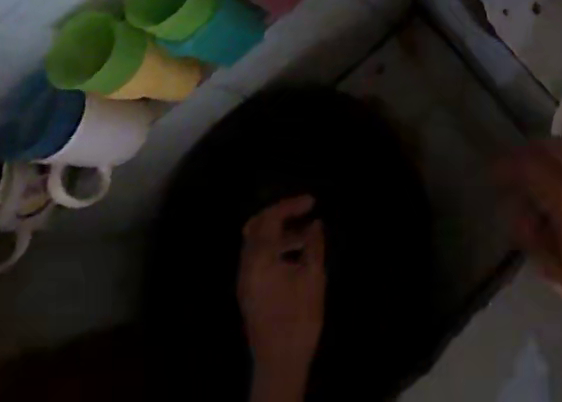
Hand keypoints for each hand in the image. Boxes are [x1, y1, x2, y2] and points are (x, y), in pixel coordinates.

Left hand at [237, 195, 325, 401]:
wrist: (281, 362)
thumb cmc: (299, 318)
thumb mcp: (314, 277)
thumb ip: (313, 246)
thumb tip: (316, 223)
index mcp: (259, 262)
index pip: (270, 220)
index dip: (291, 205)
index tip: (313, 201)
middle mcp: (246, 267)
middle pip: (256, 227)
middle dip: (280, 213)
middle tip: (304, 209)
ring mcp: (245, 280)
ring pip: (256, 242)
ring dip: (279, 230)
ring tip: (307, 231)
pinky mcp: (250, 290)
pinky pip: (258, 256)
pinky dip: (275, 245)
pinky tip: (297, 251)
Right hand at [500, 141, 561, 401]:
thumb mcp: (553, 265)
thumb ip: (531, 233)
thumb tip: (514, 207)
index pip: (531, 169)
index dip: (509, 166)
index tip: (492, 171)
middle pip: (552, 148)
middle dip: (527, 149)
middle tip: (508, 162)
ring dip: (544, 149)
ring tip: (526, 164)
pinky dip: (559, 156)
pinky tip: (550, 175)